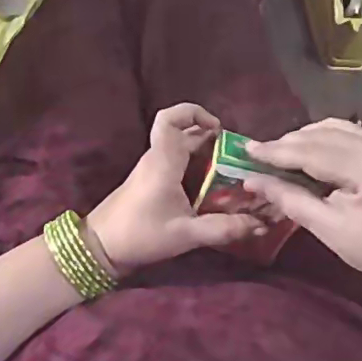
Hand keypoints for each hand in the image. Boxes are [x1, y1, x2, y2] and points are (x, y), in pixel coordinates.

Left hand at [86, 104, 264, 273]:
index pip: (170, 119)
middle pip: (183, 131)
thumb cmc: (140, 234)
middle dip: (211, 137)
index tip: (218, 129)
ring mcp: (152, 169)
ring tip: (230, 171)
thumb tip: (260, 224)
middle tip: (236, 156)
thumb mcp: (185, 234)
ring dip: (204, 152)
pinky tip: (212, 186)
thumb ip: (224, 228)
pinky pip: (176, 162)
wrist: (101, 248)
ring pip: (180, 147)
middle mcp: (157, 159)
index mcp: (163, 162)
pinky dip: (195, 166)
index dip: (194, 113)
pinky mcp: (150, 181)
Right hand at [241, 119, 361, 291]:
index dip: (276, 150)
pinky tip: (304, 151)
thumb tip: (251, 181)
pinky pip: (346, 133)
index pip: (312, 151)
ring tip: (276, 154)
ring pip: (332, 129)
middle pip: (321, 135)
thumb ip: (290, 200)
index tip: (245, 150)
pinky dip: (321, 139)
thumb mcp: (329, 229)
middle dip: (286, 143)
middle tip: (255, 155)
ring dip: (302, 139)